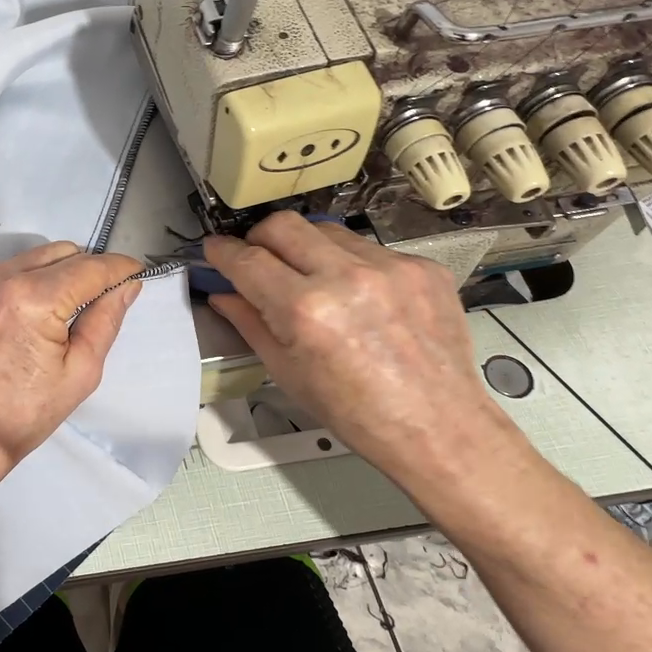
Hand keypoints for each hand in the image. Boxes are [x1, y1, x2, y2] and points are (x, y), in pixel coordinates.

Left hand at [0, 242, 144, 514]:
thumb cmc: (29, 412)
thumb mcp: (82, 371)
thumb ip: (105, 319)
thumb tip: (128, 285)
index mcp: (33, 300)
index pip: (89, 267)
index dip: (119, 269)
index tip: (138, 274)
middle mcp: (3, 278)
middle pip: (64, 253)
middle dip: (90, 270)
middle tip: (104, 300)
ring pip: (39, 256)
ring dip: (62, 272)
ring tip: (70, 309)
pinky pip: (14, 267)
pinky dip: (35, 279)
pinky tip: (40, 311)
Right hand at [202, 212, 524, 480]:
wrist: (435, 425)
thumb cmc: (355, 411)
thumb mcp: (286, 372)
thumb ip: (250, 323)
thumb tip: (223, 294)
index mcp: (305, 311)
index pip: (247, 260)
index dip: (222, 252)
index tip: (215, 249)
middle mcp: (346, 278)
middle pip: (283, 225)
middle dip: (259, 238)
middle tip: (258, 259)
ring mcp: (389, 268)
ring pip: (326, 230)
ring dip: (306, 248)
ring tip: (311, 279)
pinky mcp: (422, 267)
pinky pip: (369, 248)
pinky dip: (351, 264)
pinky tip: (358, 296)